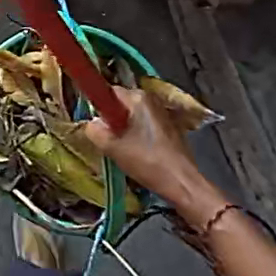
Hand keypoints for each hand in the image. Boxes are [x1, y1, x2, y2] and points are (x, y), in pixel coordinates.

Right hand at [85, 87, 222, 219]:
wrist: (183, 183)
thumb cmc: (147, 162)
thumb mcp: (112, 147)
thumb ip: (94, 130)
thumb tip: (92, 123)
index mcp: (138, 97)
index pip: (108, 92)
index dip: (99, 108)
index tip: (99, 126)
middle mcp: (151, 98)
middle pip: (121, 104)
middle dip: (112, 120)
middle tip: (110, 141)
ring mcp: (162, 112)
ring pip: (133, 115)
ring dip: (125, 129)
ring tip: (124, 149)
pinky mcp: (170, 126)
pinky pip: (145, 124)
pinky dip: (138, 134)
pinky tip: (140, 153)